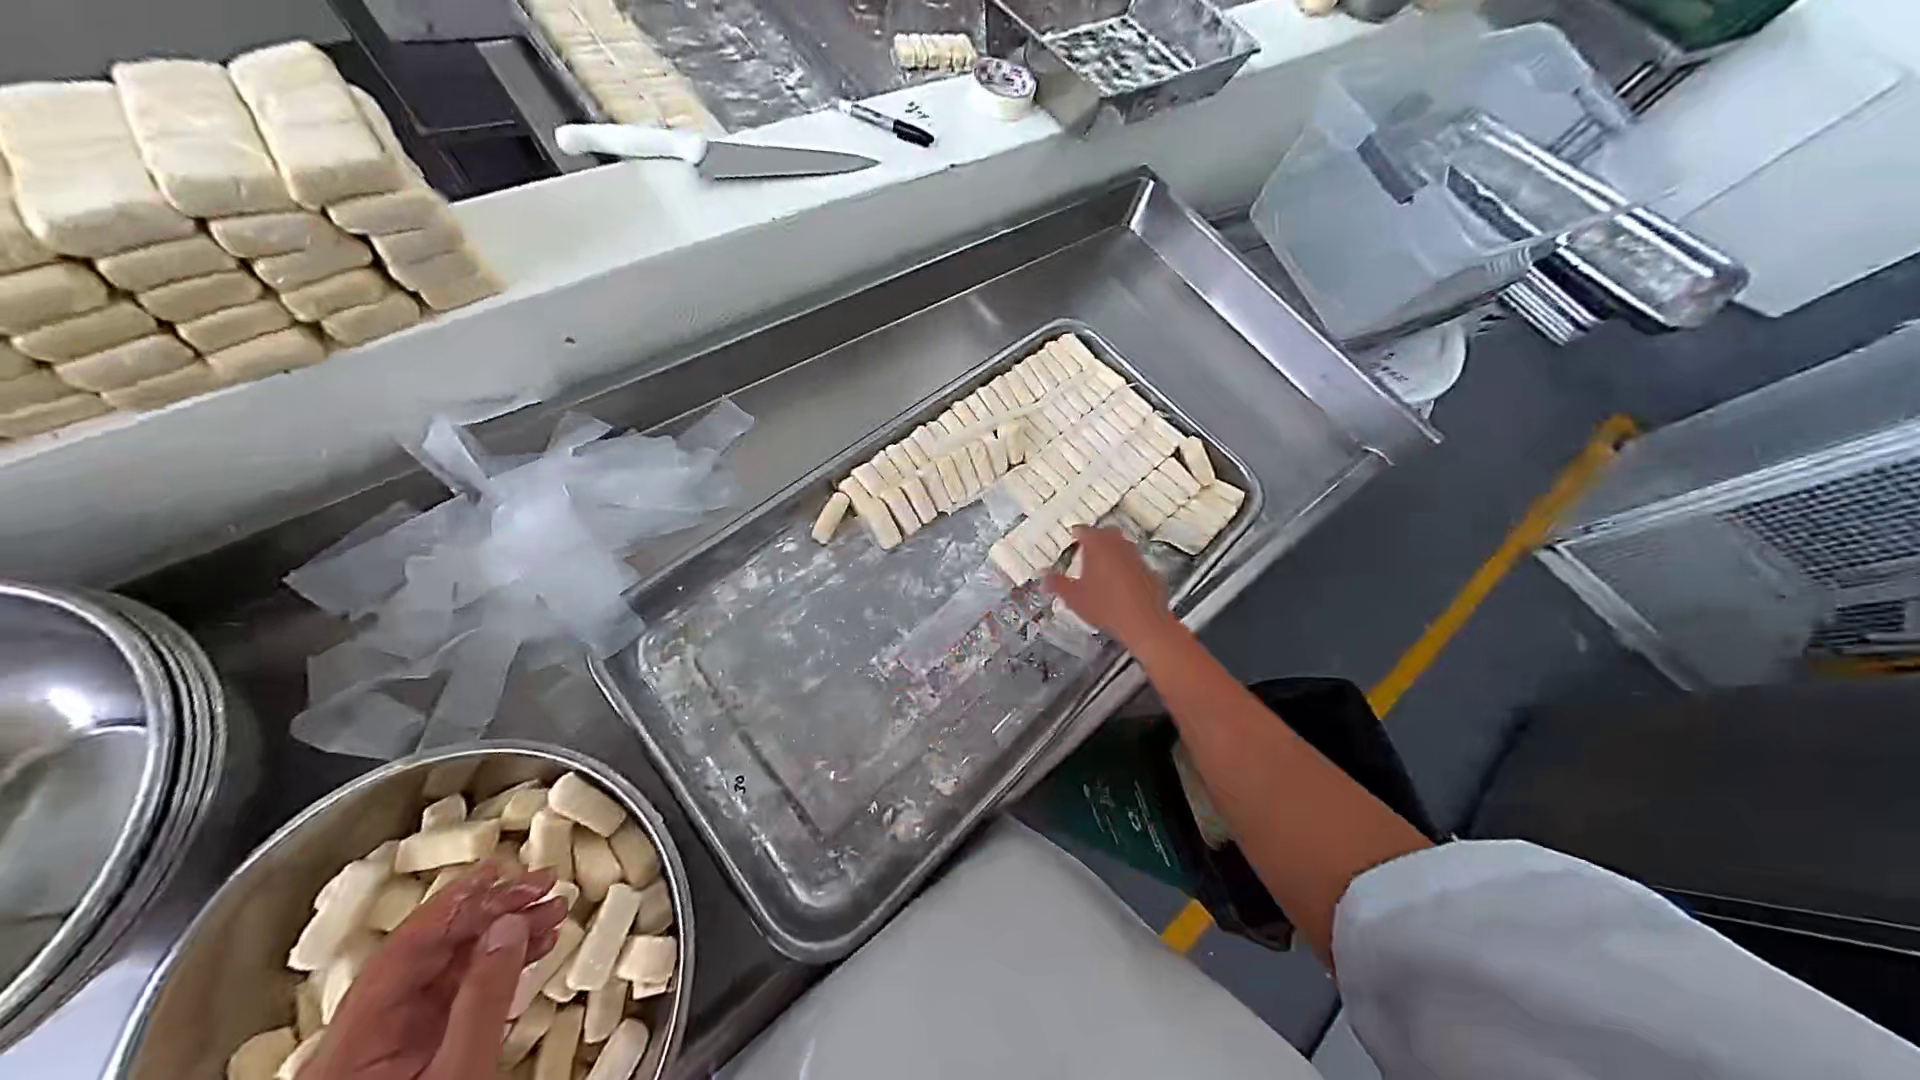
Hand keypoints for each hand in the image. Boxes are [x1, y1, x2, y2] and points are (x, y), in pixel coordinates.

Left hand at [300, 862, 566, 1079]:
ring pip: (452, 966)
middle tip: (545, 885)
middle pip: (431, 951)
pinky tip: (538, 944)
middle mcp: (369, 1032)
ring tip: (555, 909)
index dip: (457, 903)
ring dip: (505, 932)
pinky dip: (502, 963)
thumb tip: (510, 924)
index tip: (507, 874)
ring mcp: (396, 1041)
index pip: (407, 949)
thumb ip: (483, 996)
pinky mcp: (423, 1050)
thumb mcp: (459, 1073)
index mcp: (354, 1039)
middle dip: (492, 912)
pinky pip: (462, 990)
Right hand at [1044, 526, 1177, 650]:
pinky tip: (1121, 583)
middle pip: (1107, 533)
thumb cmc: (1106, 607)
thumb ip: (1056, 584)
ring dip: (1113, 551)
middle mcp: (1119, 546)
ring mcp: (1138, 558)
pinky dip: (1127, 567)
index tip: (1073, 535)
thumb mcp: (1073, 597)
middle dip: (1097, 537)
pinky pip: (1135, 564)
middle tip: (1087, 546)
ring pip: (1123, 546)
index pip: (1085, 530)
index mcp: (1098, 546)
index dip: (1077, 532)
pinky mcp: (1151, 573)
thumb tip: (1043, 577)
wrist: (1143, 623)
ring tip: (1102, 565)